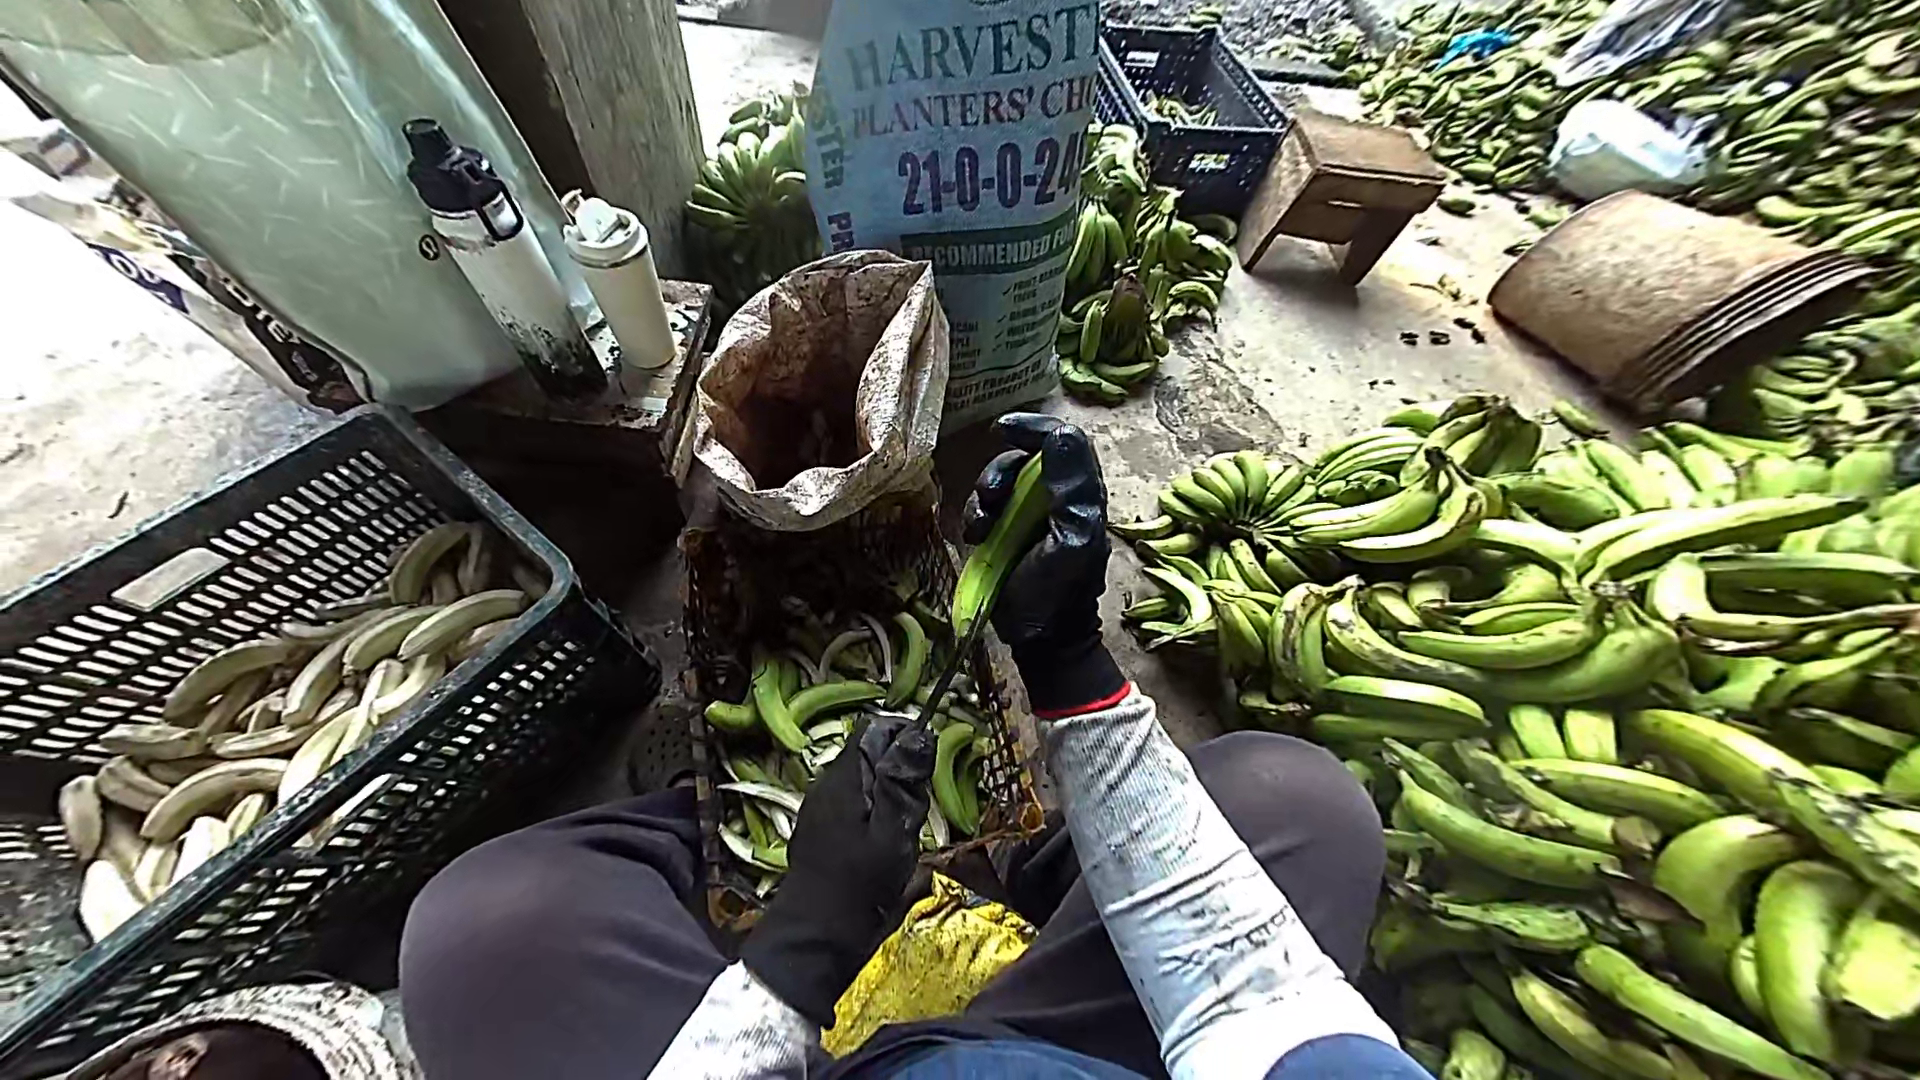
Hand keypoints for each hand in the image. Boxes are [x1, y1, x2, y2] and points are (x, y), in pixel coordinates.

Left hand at [739, 713, 933, 1026]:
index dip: (905, 734)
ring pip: (862, 777)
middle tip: (916, 806)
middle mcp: (827, 782)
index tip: (926, 765)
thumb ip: (903, 781)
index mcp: (845, 776)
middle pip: (870, 752)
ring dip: (887, 791)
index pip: (876, 727)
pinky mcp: (818, 826)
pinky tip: (880, 842)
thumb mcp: (892, 832)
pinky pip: (851, 800)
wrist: (813, 939)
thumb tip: (919, 733)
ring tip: (902, 827)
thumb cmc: (858, 885)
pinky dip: (872, 809)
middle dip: (899, 769)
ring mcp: (819, 804)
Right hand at [963, 413, 1123, 714]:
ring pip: (1000, 480)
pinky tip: (976, 537)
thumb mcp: (1073, 538)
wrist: (1040, 637)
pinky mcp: (1004, 530)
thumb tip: (1061, 433)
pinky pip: (984, 506)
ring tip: (981, 527)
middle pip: (1023, 457)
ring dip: (983, 497)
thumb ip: (1071, 487)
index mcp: (1081, 494)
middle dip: (1000, 471)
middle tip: (990, 497)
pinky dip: (975, 515)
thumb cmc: (1061, 591)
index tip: (1002, 429)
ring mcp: (1027, 514)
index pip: (1063, 440)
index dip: (1035, 428)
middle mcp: (1055, 496)